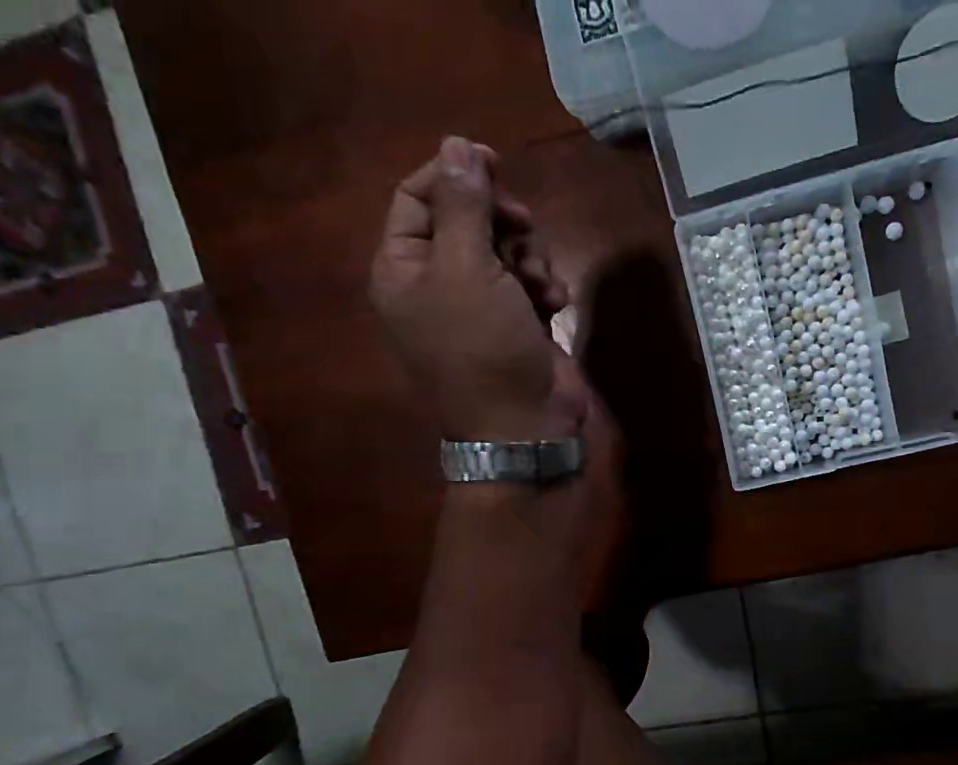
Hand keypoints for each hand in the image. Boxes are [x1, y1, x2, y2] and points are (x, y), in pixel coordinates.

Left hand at [371, 136, 585, 441]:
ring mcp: (476, 305)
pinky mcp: (513, 321)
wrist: (524, 426)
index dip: (452, 173)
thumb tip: (455, 145)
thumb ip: (461, 205)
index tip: (493, 162)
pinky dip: (543, 285)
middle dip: (500, 219)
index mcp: (402, 269)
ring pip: (502, 247)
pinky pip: (526, 280)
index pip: (415, 195)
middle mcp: (433, 283)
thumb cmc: (484, 348)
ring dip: (529, 255)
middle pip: (464, 217)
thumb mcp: (466, 269)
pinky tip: (555, 303)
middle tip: (523, 227)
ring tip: (540, 283)